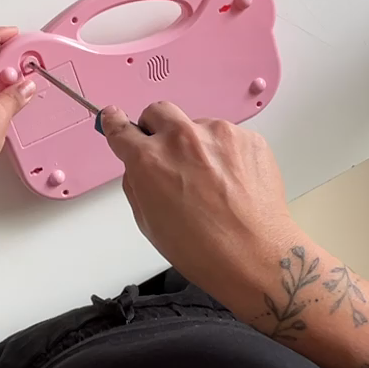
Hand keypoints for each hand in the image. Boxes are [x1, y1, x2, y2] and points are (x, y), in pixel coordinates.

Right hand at [100, 102, 302, 300]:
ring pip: (196, 126)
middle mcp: (181, 139)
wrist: (254, 256)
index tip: (114, 118)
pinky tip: (231, 182)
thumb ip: (137, 183)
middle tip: (166, 153)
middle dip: (156, 128)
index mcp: (149, 160)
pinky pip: (227, 137)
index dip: (114, 123)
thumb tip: (138, 165)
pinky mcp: (248, 138)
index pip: (121, 128)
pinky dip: (225, 154)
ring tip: (210, 181)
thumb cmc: (201, 248)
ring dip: (195, 144)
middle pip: (158, 111)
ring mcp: (218, 134)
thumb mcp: (147, 221)